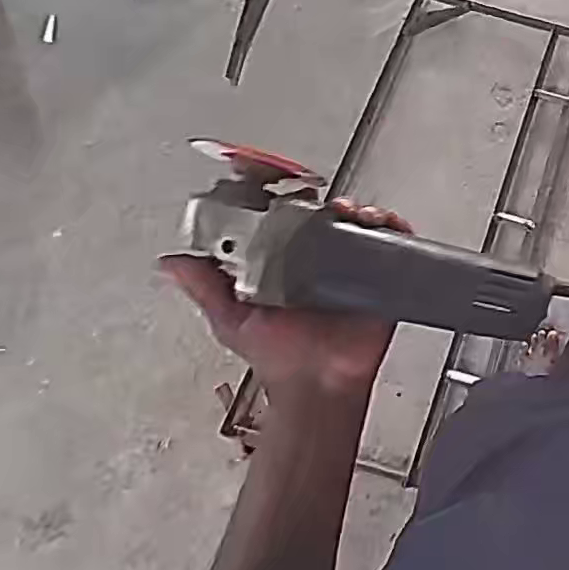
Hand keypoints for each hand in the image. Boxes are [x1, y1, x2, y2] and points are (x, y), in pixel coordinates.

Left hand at [162, 198, 412, 398]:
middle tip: (331, 206)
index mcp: (289, 264)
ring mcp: (355, 267)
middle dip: (334, 202)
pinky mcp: (383, 276)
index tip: (294, 186)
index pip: (294, 219)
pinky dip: (394, 228)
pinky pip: (395, 243)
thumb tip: (173, 262)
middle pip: (333, 216)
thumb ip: (207, 288)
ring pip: (364, 224)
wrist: (320, 383)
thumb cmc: (282, 357)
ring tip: (355, 215)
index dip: (296, 198)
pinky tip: (383, 226)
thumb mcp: (234, 319)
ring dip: (363, 211)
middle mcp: (323, 261)